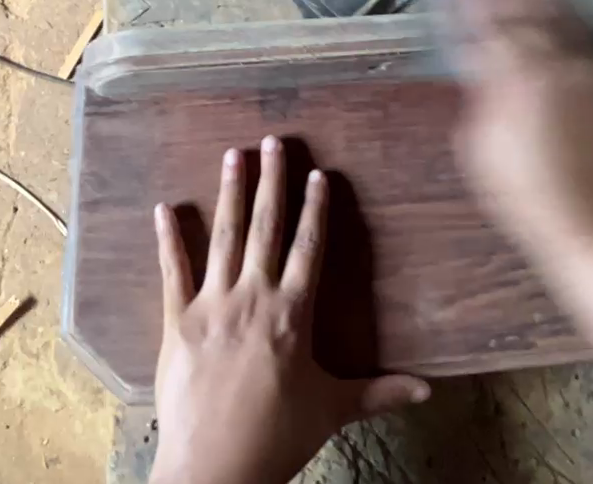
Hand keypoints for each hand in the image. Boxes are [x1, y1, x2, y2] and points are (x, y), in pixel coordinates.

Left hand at [149, 136, 430, 483]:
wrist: (214, 471)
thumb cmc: (277, 437)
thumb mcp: (332, 410)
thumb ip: (379, 392)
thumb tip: (428, 390)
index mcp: (292, 313)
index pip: (308, 247)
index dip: (314, 208)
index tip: (317, 173)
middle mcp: (253, 296)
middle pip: (266, 226)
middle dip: (271, 181)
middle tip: (273, 141)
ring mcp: (212, 305)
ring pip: (224, 236)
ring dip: (229, 193)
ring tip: (232, 155)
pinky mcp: (176, 321)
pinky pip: (172, 271)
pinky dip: (168, 238)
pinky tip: (164, 207)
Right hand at [441, 0, 592, 249]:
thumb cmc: (526, 195)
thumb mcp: (480, 147)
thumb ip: (479, 94)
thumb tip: (475, 61)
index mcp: (515, 78)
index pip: (488, 21)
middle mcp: (555, 62)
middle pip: (529, 6)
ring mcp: (590, 68)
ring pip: (564, 12)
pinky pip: (592, 33)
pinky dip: (573, 14)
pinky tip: (564, 7)